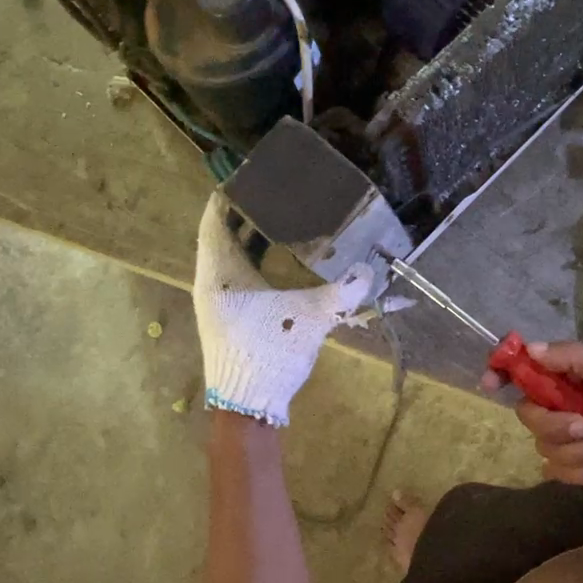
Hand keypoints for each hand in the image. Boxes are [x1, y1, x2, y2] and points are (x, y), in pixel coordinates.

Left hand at [193, 194, 372, 426]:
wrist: (248, 407)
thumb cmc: (268, 354)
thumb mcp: (310, 318)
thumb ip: (342, 292)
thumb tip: (372, 269)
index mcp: (218, 273)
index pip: (215, 219)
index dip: (232, 194)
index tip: (255, 174)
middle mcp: (210, 281)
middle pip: (223, 233)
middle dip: (248, 212)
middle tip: (278, 192)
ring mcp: (215, 299)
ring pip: (229, 254)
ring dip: (251, 236)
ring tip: (283, 216)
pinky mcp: (226, 314)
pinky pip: (235, 272)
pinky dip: (253, 258)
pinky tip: (280, 256)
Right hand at [486, 341, 582, 503]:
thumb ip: (572, 357)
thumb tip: (530, 348)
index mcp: (569, 379)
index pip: (524, 369)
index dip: (502, 372)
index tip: (490, 383)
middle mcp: (561, 406)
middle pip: (526, 413)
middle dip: (555, 423)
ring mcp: (564, 439)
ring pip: (542, 445)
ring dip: (579, 451)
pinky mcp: (571, 469)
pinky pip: (555, 470)